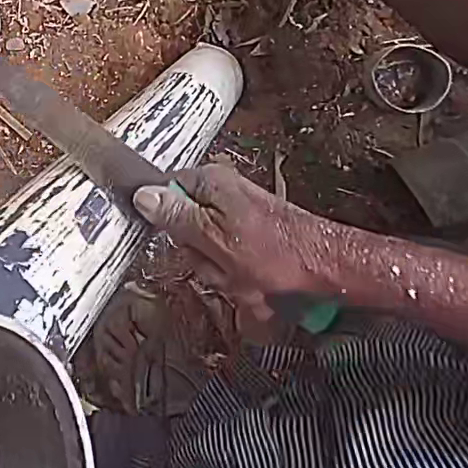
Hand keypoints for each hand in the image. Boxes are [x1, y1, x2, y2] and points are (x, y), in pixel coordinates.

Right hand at [133, 164, 337, 318]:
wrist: (326, 269)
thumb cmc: (273, 253)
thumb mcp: (213, 237)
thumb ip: (175, 215)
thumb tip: (141, 194)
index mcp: (208, 182)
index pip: (165, 194)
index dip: (168, 223)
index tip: (184, 242)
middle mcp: (221, 192)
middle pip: (184, 227)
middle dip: (201, 256)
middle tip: (222, 266)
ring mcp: (236, 216)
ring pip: (206, 251)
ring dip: (222, 273)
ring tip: (245, 279)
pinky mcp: (250, 239)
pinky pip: (228, 260)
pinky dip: (239, 278)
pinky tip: (256, 285)